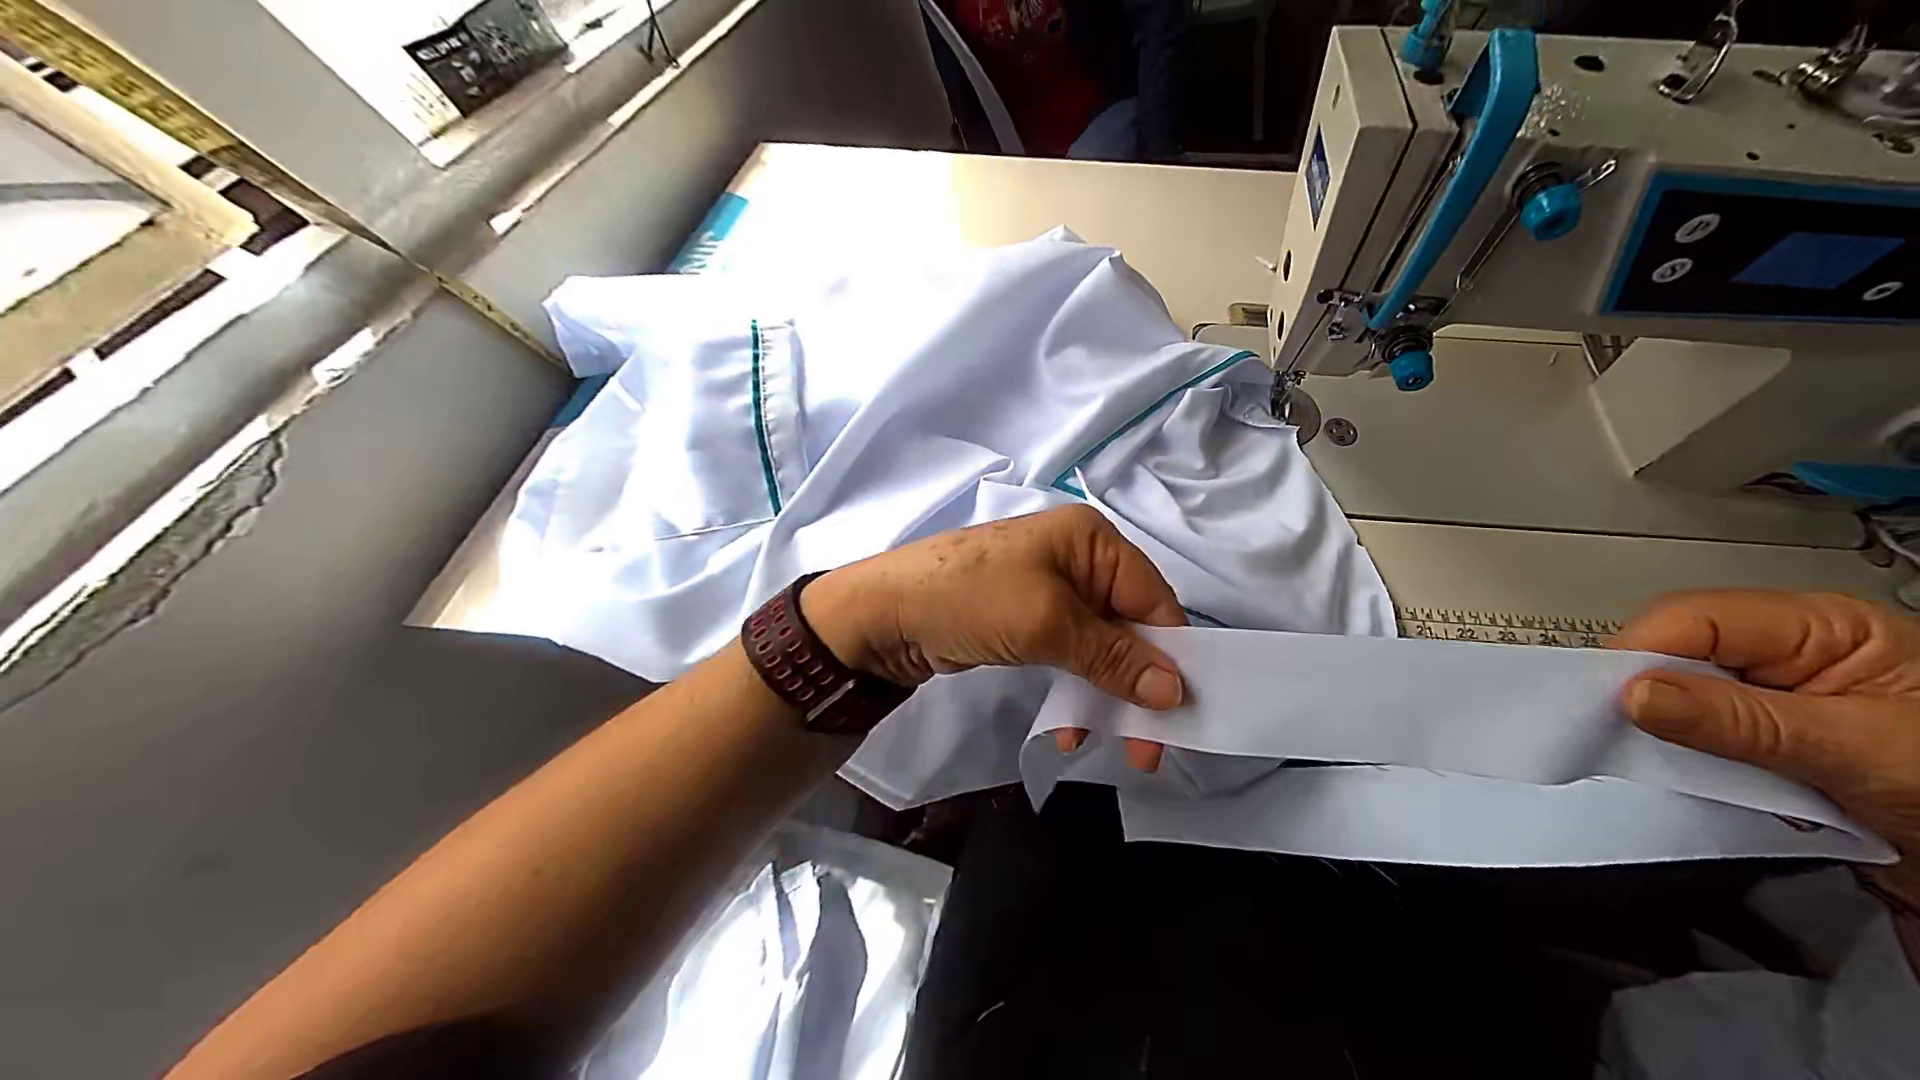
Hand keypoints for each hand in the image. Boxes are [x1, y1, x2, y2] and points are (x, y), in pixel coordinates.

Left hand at [800, 505, 1185, 769]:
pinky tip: (1070, 726)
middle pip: (1129, 624)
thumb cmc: (971, 600)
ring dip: (1106, 692)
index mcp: (1091, 540)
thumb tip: (1175, 691)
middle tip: (1146, 744)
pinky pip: (1069, 654)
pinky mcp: (1027, 618)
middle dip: (1138, 681)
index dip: (1170, 653)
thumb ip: (1114, 657)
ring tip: (1109, 741)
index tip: (1178, 713)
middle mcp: (1077, 559)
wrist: (884, 612)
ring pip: (1100, 644)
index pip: (1152, 597)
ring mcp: (1050, 589)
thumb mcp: (1047, 624)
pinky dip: (1076, 687)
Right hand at [1612, 589, 1919, 908]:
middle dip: (1648, 693)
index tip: (1610, 702)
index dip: (1641, 652)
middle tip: (1632, 735)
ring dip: (1667, 731)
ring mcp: (1771, 696)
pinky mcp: (1758, 735)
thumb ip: (1742, 721)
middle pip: (1673, 651)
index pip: (1691, 618)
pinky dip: (1681, 755)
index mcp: (1823, 628)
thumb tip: (1634, 694)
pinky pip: (1691, 731)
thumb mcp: (1863, 752)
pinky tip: (1695, 773)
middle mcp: (1789, 653)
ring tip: (1680, 762)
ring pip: (1674, 694)